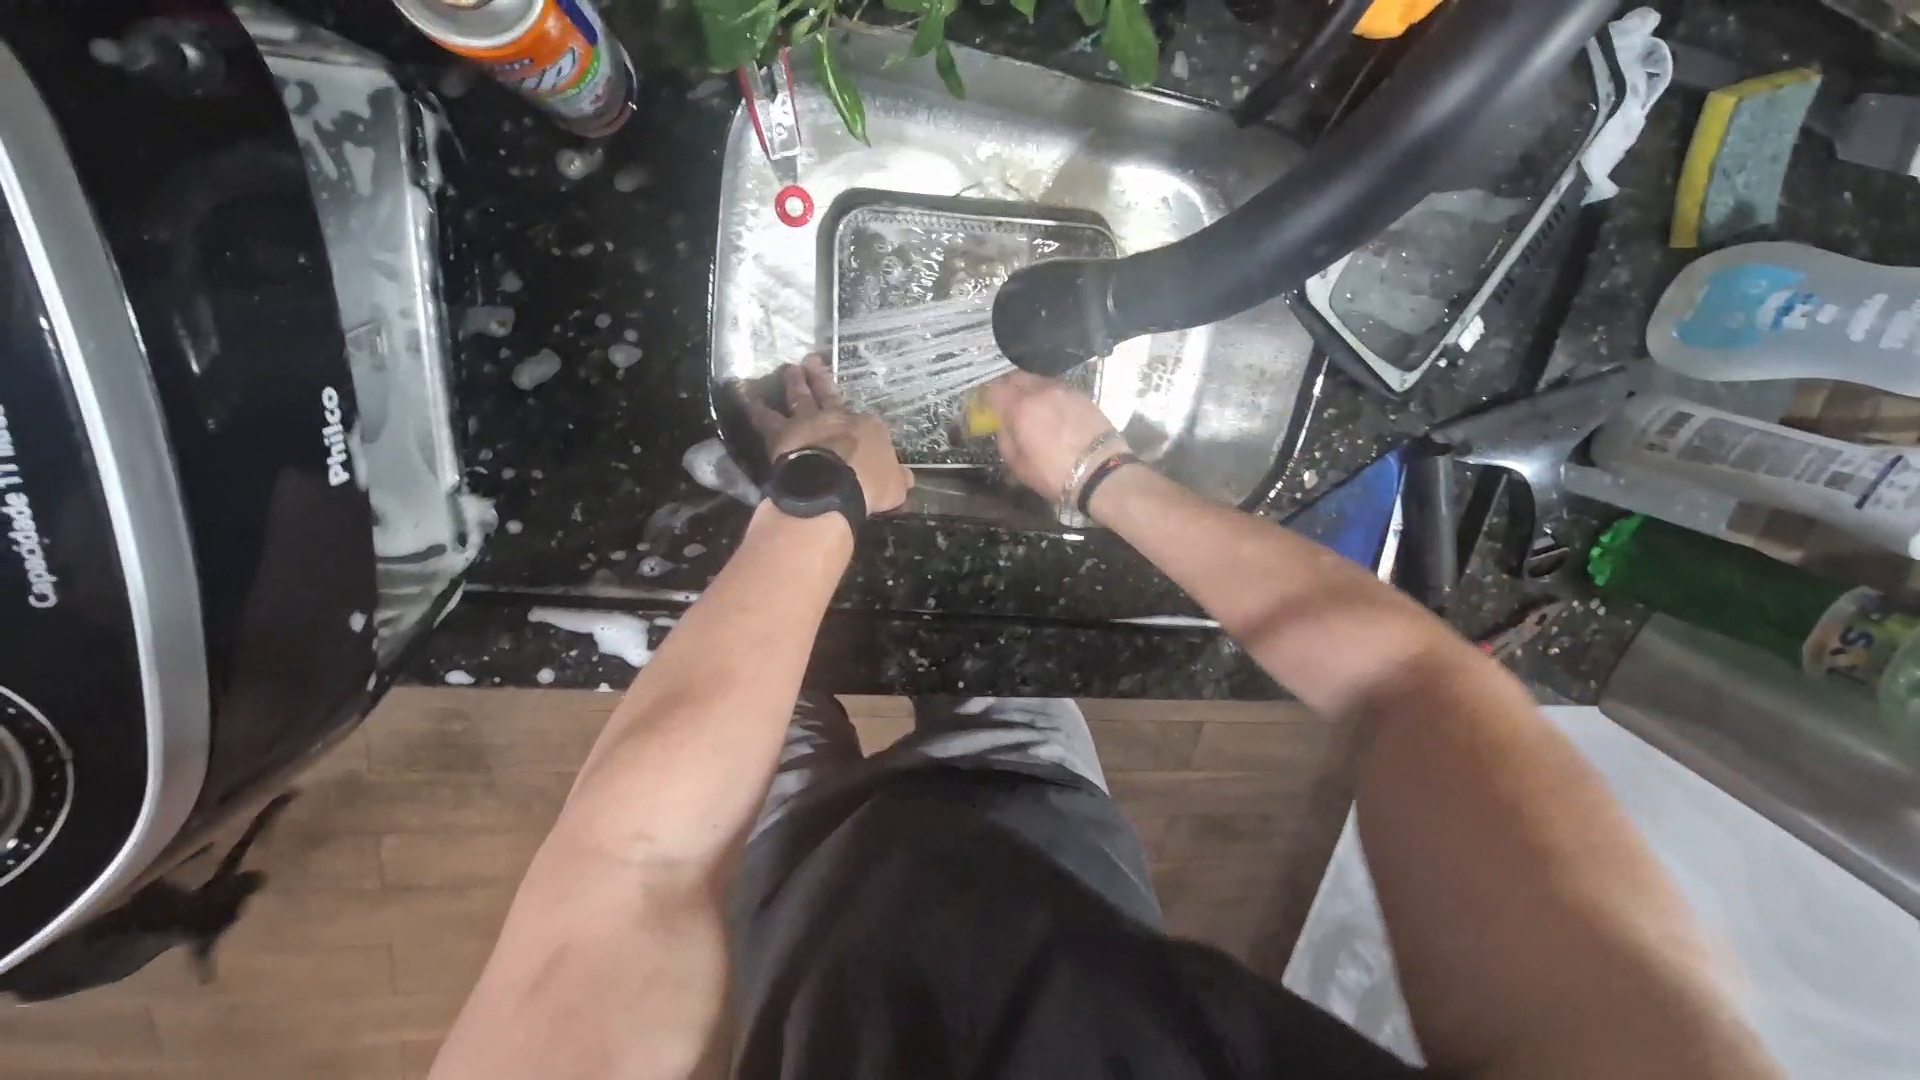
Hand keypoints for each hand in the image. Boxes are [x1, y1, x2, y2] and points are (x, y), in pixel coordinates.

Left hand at [750, 355, 912, 512]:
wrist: (832, 487)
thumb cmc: (868, 486)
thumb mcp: (895, 486)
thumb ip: (898, 479)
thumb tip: (908, 477)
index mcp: (868, 427)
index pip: (867, 424)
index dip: (864, 426)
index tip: (863, 428)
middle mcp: (837, 417)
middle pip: (829, 394)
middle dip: (822, 378)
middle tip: (812, 360)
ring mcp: (807, 423)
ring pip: (799, 397)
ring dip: (794, 381)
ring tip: (788, 368)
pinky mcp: (781, 435)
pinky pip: (764, 417)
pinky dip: (753, 403)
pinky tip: (742, 390)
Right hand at [981, 371, 1126, 503]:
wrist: (1100, 471)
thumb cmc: (1054, 474)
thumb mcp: (1018, 465)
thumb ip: (1005, 440)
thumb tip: (1005, 426)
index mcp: (1020, 408)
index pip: (994, 389)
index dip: (987, 396)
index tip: (987, 405)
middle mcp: (1040, 391)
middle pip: (1016, 377)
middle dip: (1008, 388)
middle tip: (1008, 403)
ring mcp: (1063, 390)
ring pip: (1038, 380)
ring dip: (1030, 390)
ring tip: (1033, 407)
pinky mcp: (1082, 394)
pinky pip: (1058, 388)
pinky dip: (1050, 395)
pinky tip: (1054, 411)